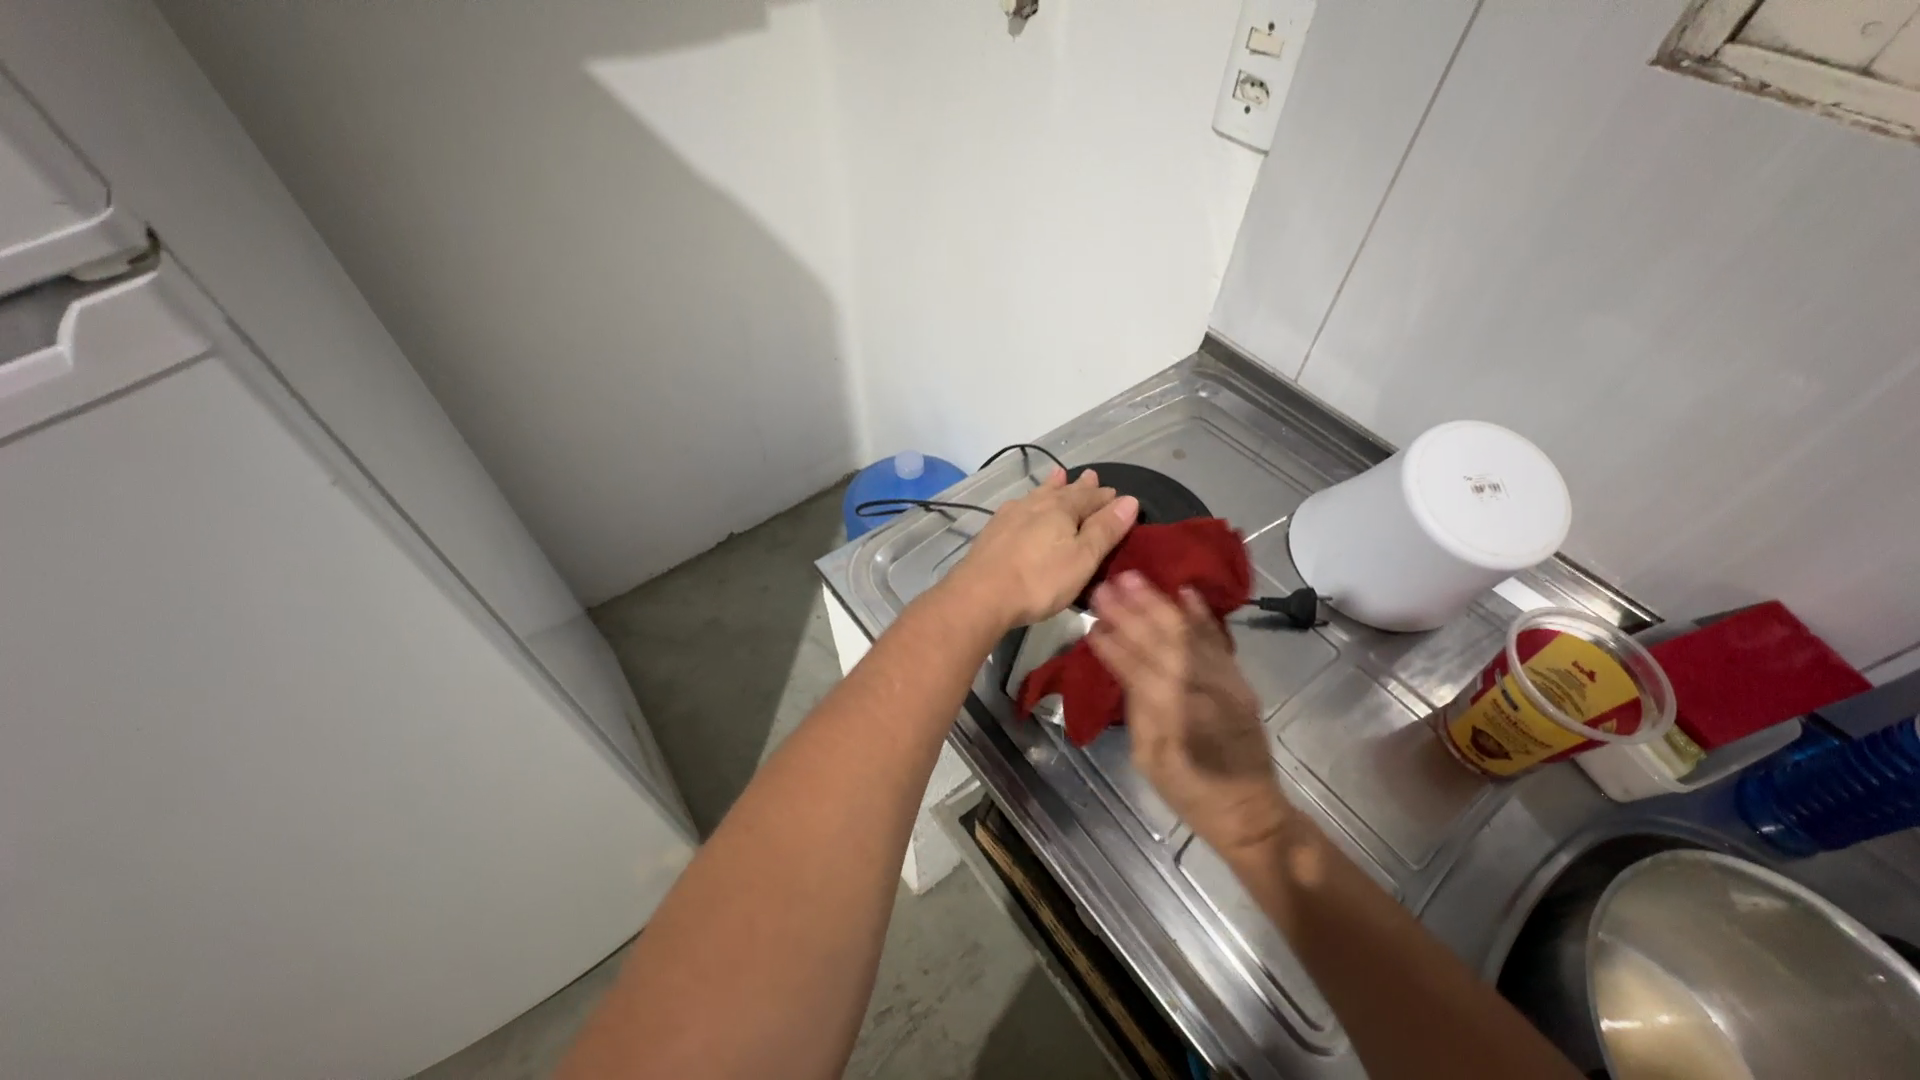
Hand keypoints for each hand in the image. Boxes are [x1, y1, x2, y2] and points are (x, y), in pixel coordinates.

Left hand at [943, 468, 1138, 629]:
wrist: (980, 595)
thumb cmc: (1039, 581)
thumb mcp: (1082, 559)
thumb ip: (1105, 530)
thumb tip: (1129, 500)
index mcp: (1061, 510)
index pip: (1090, 498)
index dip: (1106, 498)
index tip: (1118, 495)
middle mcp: (1035, 505)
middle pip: (1063, 492)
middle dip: (1080, 487)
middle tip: (1091, 476)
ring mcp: (1010, 516)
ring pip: (1037, 495)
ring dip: (1052, 486)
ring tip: (1058, 475)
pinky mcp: (992, 532)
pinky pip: (1018, 507)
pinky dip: (1029, 502)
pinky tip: (1022, 505)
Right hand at [1088, 572, 1291, 853]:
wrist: (1250, 810)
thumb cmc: (1191, 793)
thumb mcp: (1150, 761)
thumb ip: (1139, 714)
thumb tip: (1125, 674)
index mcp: (1173, 715)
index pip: (1136, 669)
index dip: (1113, 644)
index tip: (1091, 623)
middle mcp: (1201, 690)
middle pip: (1161, 642)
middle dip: (1131, 612)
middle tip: (1106, 586)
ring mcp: (1225, 682)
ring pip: (1187, 633)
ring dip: (1158, 604)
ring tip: (1134, 579)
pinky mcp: (1238, 680)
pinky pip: (1218, 641)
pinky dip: (1201, 615)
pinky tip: (1184, 592)